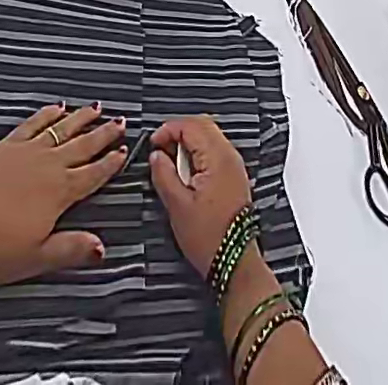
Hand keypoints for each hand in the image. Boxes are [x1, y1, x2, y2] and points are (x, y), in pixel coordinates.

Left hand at [0, 103, 128, 285]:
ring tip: (97, 107)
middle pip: (84, 146)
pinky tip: (57, 107)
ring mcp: (28, 152)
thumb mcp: (38, 257)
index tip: (125, 151)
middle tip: (121, 122)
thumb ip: (72, 248)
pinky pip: (33, 124)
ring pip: (63, 130)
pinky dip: (46, 115)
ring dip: (81, 118)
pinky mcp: (6, 147)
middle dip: (104, 134)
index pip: (94, 173)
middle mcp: (49, 166)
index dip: (111, 163)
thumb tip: (103, 247)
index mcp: (61, 192)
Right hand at [149, 117, 253, 273]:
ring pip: (209, 135)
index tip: (152, 144)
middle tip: (160, 149)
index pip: (191, 125)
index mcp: (217, 157)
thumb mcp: (177, 205)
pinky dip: (197, 151)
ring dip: (188, 140)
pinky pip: (214, 149)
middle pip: (202, 124)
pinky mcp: (234, 175)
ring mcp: (234, 164)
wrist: (235, 263)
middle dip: (178, 131)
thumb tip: (155, 154)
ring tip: (170, 161)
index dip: (168, 129)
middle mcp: (229, 155)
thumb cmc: (207, 237)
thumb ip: (163, 174)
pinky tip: (185, 171)